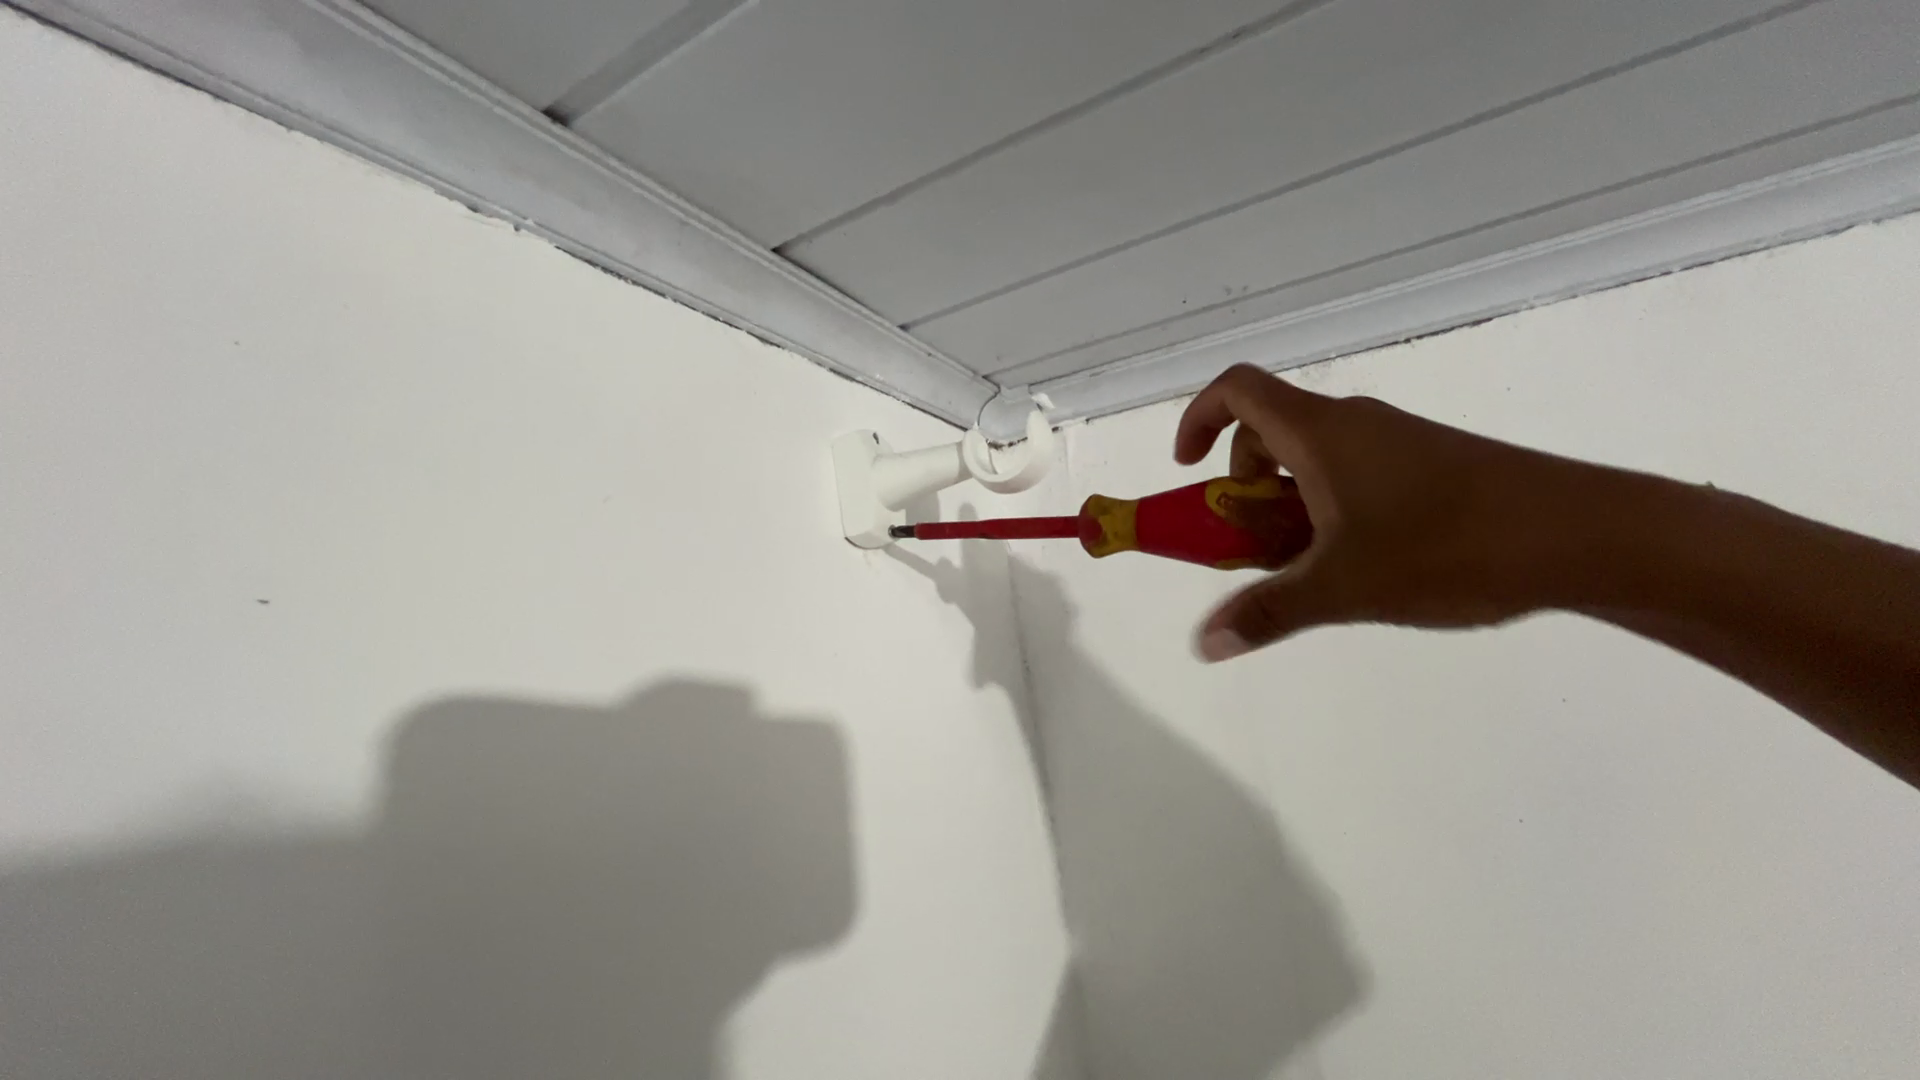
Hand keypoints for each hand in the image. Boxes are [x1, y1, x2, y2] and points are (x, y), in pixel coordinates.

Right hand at [1175, 365, 1598, 660]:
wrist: (1588, 534)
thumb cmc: (1449, 547)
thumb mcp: (1344, 587)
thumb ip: (1267, 611)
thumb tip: (1203, 644)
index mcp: (1320, 433)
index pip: (1236, 390)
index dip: (1198, 419)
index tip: (1189, 471)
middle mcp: (1353, 423)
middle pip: (1269, 433)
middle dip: (1243, 488)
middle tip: (1255, 547)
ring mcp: (1397, 441)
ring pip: (1314, 459)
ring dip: (1288, 506)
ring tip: (1313, 568)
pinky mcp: (1431, 464)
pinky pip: (1354, 474)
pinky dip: (1331, 509)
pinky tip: (1368, 565)